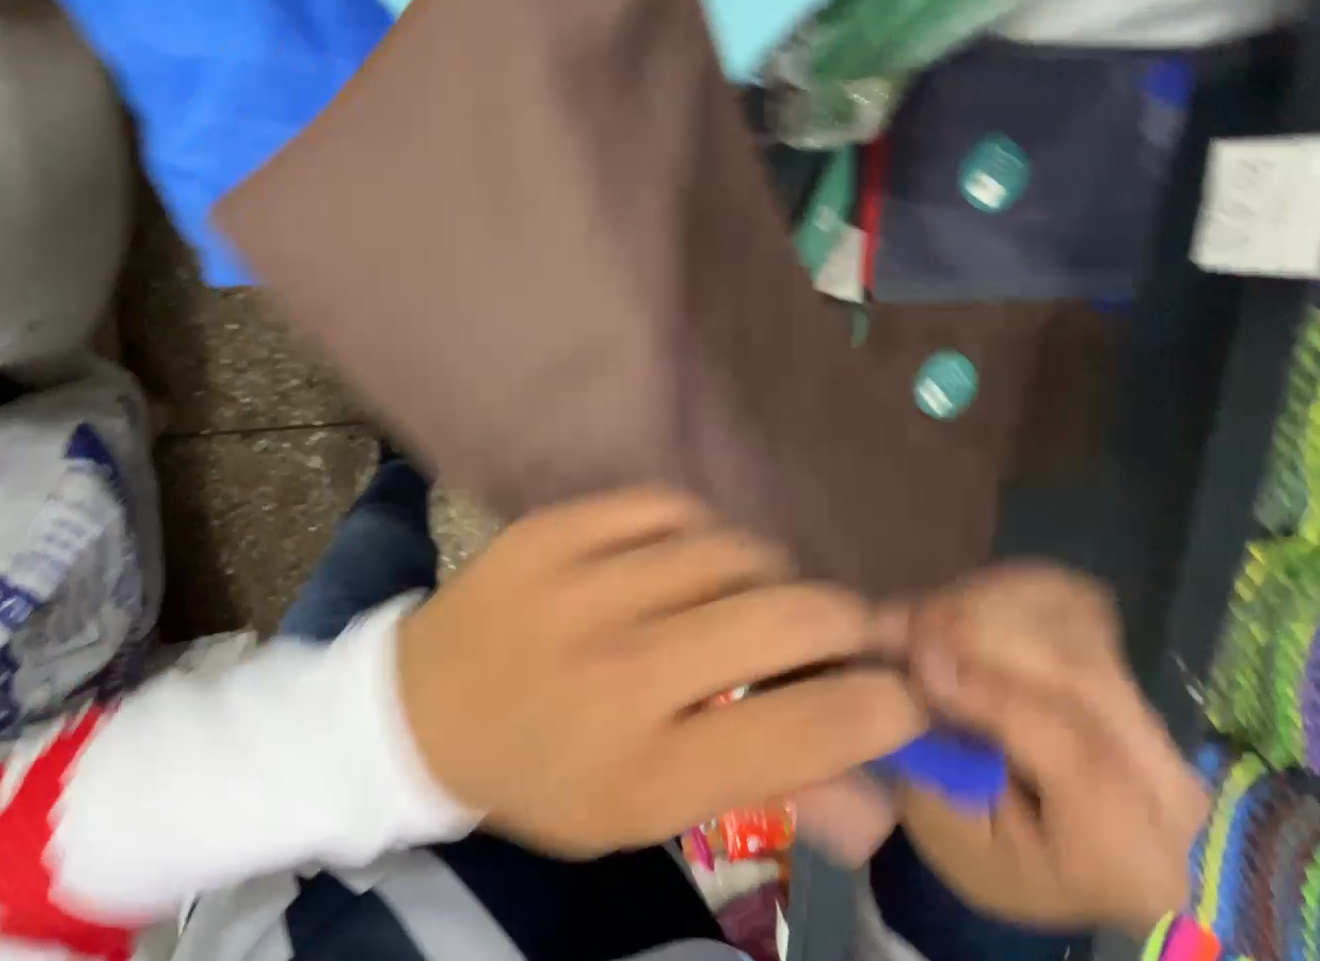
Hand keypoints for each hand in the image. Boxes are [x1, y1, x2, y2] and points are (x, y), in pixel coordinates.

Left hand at [397, 488, 924, 857]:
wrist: (419, 712)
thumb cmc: (543, 776)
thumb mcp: (644, 814)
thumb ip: (758, 792)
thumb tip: (875, 790)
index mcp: (649, 769)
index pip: (812, 729)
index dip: (886, 708)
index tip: (900, 694)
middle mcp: (621, 673)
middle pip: (789, 619)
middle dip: (849, 624)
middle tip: (843, 632)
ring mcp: (581, 589)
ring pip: (734, 550)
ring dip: (772, 573)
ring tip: (757, 594)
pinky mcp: (550, 531)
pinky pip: (667, 505)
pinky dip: (703, 531)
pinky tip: (693, 558)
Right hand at [894, 564, 1207, 935]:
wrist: (1035, 852)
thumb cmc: (980, 853)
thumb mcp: (947, 829)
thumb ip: (940, 757)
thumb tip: (923, 668)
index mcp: (1131, 858)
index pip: (1079, 757)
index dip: (995, 697)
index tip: (918, 660)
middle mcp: (1169, 783)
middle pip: (1083, 676)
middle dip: (983, 634)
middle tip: (902, 621)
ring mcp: (1157, 718)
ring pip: (1078, 626)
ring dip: (986, 605)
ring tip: (920, 616)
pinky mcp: (1132, 669)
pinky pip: (1070, 600)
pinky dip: (1005, 590)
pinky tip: (958, 610)